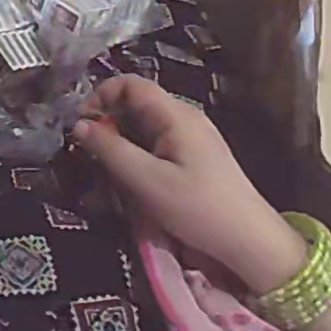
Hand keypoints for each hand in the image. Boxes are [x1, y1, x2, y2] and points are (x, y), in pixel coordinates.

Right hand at [74, 76, 309, 292]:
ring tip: (102, 178)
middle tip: (87, 156)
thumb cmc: (198, 208)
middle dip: (106, 126)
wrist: (251, 246)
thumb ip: (109, 149)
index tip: (82, 126)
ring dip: (117, 148)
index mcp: (175, 115)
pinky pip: (153, 149)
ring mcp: (189, 140)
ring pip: (141, 130)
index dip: (101, 96)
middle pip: (134, 106)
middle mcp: (182, 119)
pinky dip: (134, 161)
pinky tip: (124, 188)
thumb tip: (79, 125)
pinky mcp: (191, 160)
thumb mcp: (146, 180)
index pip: (130, 84)